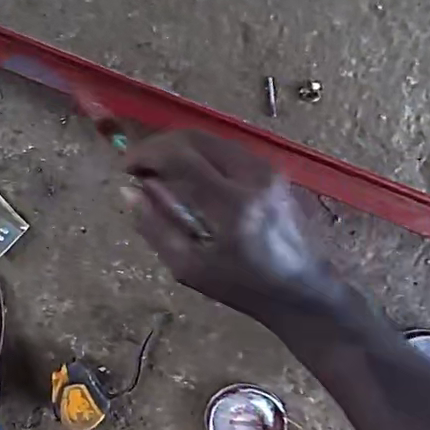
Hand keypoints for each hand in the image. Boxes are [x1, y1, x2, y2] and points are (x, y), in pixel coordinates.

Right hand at [122, 130, 368, 332]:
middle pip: (193, 137)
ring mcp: (266, 169)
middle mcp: (252, 177)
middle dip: (157, 145)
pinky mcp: (272, 170)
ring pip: (208, 138)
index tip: (125, 168)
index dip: (145, 154)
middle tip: (138, 166)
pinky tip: (186, 173)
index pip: (180, 156)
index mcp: (231, 205)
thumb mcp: (188, 267)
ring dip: (176, 147)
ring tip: (158, 170)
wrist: (304, 292)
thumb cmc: (242, 286)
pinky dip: (197, 152)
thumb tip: (127, 191)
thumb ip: (154, 226)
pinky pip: (224, 147)